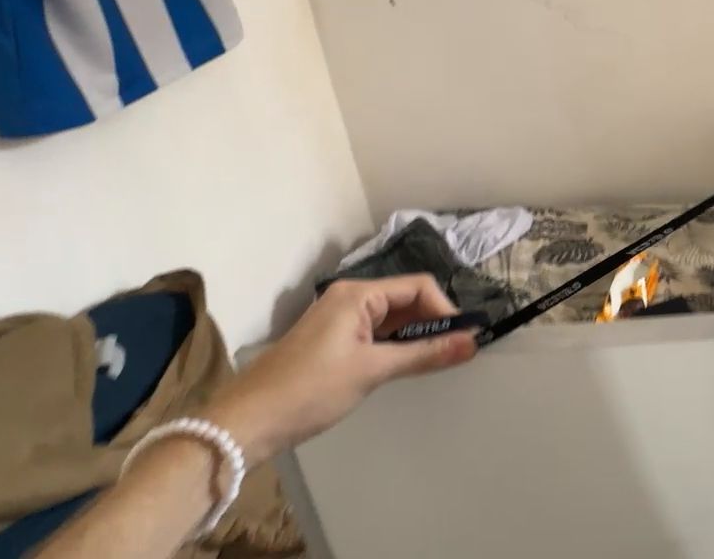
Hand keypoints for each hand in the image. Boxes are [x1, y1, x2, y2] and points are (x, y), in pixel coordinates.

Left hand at [203, 275, 476, 462]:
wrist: (241, 427)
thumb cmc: (308, 391)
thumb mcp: (372, 371)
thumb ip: (425, 354)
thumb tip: (472, 343)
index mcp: (357, 294)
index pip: (418, 286)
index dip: (444, 310)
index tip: (461, 338)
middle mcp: (348, 298)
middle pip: (406, 299)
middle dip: (431, 322)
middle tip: (450, 351)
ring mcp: (337, 319)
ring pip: (391, 317)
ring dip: (413, 335)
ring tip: (430, 360)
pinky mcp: (330, 340)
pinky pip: (375, 332)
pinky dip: (393, 344)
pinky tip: (400, 365)